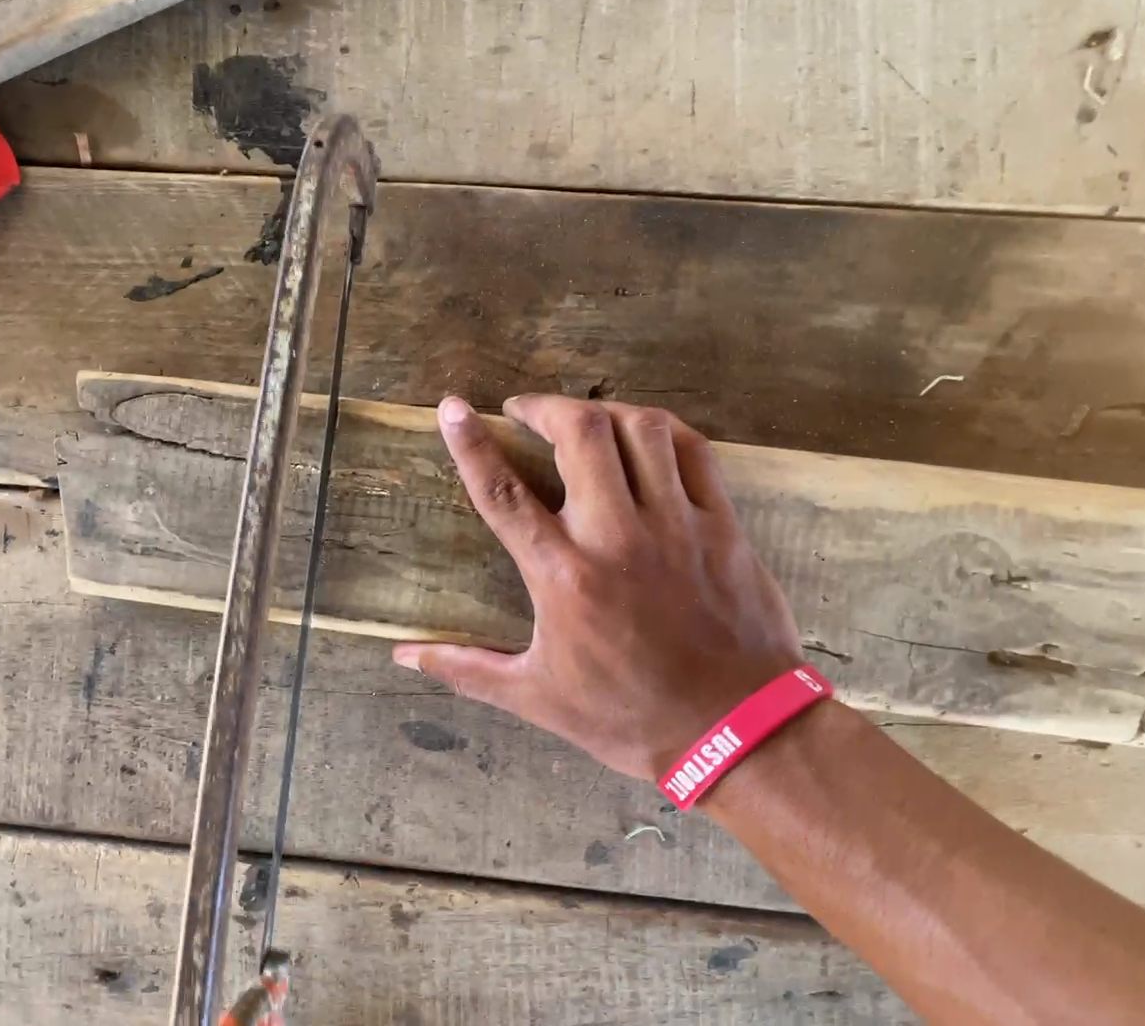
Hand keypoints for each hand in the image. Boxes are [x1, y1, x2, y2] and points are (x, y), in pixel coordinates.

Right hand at [393, 395, 803, 779]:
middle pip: (579, 435)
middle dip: (543, 408)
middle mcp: (615, 536)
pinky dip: (660, 428)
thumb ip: (465, 668)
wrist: (741, 736)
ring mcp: (675, 524)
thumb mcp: (536, 697)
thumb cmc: (629, 717)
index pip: (503, 493)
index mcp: (562, 576)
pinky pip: (692, 451)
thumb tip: (403, 656)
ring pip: (639, 429)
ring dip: (600, 411)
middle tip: (523, 412)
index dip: (471, 444)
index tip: (453, 408)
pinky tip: (641, 432)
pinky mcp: (722, 525)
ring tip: (579, 420)